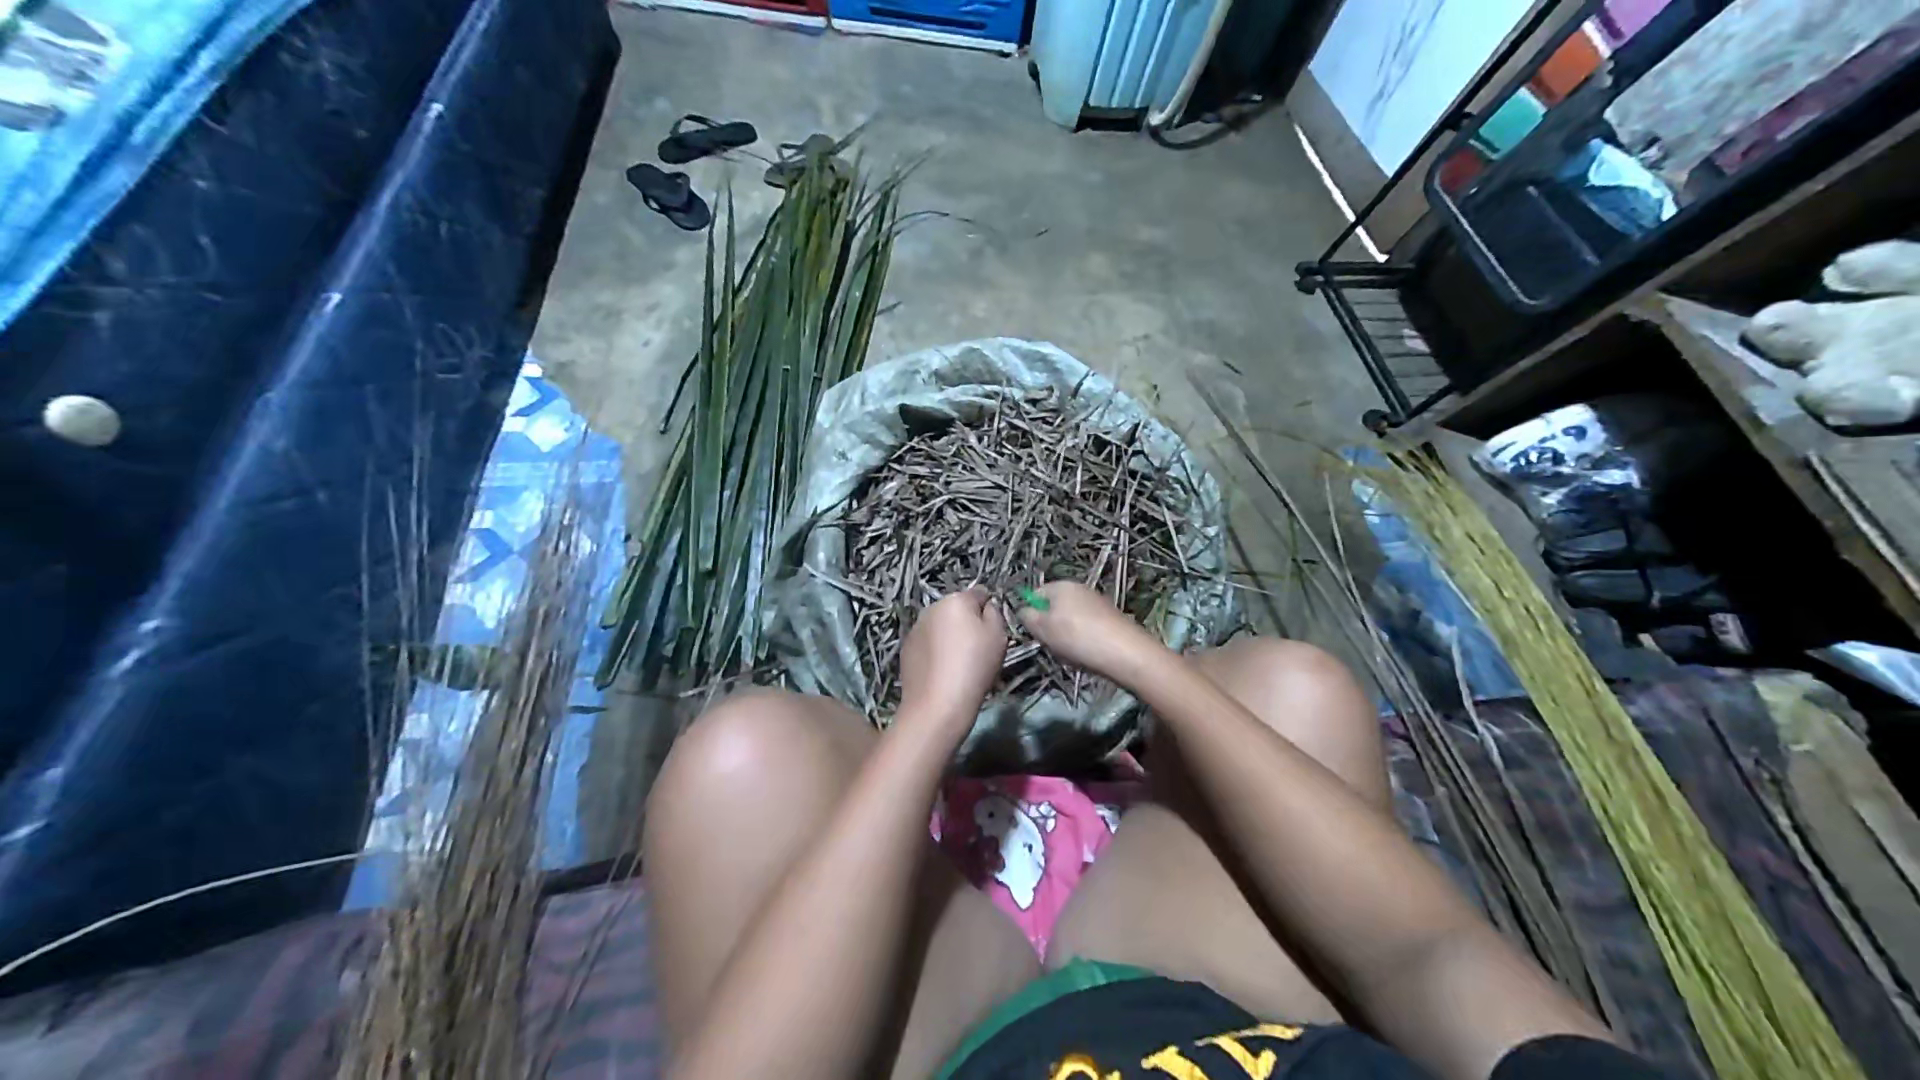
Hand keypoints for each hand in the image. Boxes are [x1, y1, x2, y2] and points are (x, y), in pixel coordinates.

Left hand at [898, 588, 1006, 731]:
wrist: (937, 704)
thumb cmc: (974, 666)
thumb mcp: (998, 636)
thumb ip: (994, 613)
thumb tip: (986, 605)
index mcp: (956, 600)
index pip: (979, 594)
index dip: (989, 610)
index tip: (992, 632)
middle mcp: (932, 607)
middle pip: (957, 610)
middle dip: (967, 623)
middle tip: (977, 650)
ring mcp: (915, 628)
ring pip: (940, 626)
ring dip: (949, 637)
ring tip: (958, 664)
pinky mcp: (906, 648)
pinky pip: (927, 643)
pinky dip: (935, 651)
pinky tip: (941, 672)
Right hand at [1017, 581, 1165, 680]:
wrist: (1124, 652)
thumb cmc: (1077, 637)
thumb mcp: (1042, 628)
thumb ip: (1027, 617)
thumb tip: (1024, 611)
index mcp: (1061, 585)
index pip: (1035, 594)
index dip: (1031, 613)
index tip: (1035, 632)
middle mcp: (1079, 588)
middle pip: (1054, 607)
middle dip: (1050, 627)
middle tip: (1052, 645)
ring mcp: (1097, 602)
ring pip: (1070, 621)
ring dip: (1066, 637)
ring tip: (1071, 654)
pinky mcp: (1110, 618)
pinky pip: (1087, 629)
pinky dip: (1083, 641)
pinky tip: (1087, 655)